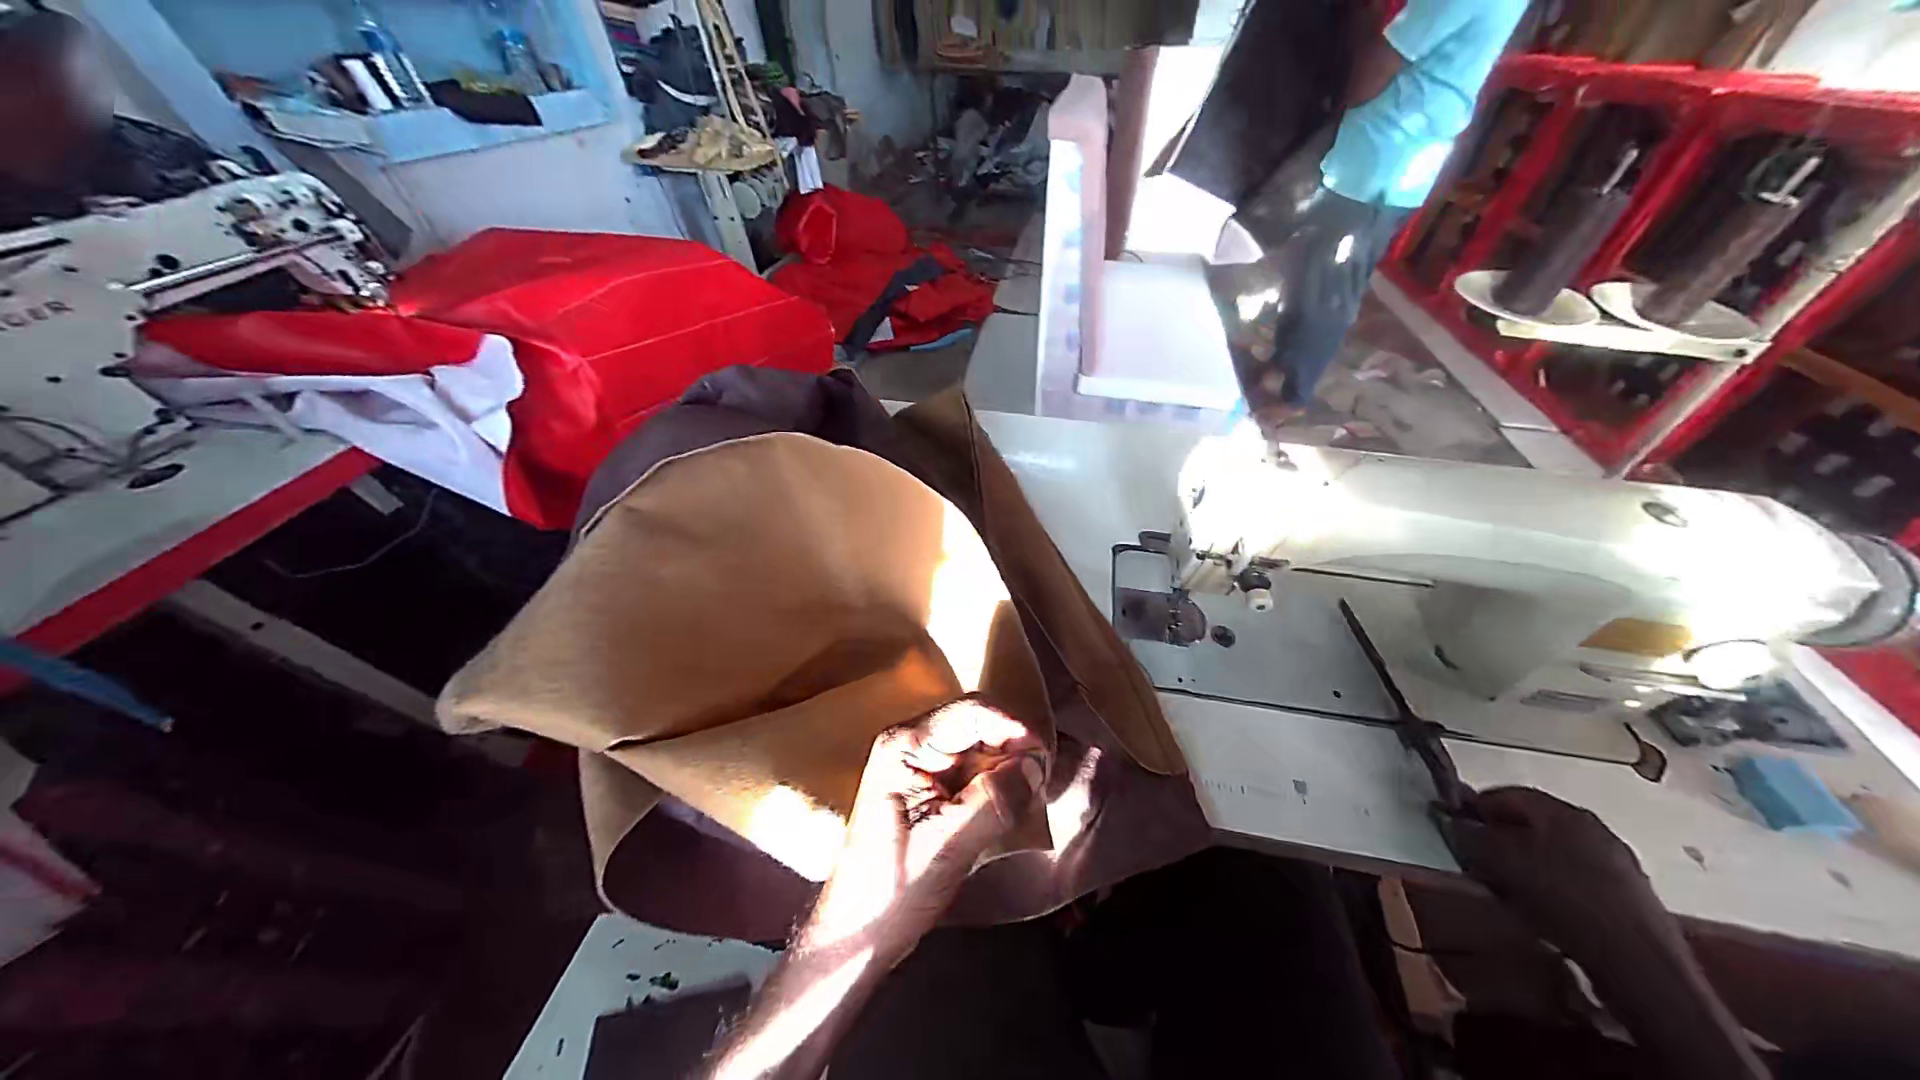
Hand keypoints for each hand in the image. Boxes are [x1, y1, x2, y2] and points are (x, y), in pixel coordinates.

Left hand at [808, 699, 1046, 963]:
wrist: (856, 935)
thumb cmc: (890, 892)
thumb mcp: (946, 847)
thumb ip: (992, 802)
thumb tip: (1033, 767)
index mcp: (905, 746)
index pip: (973, 712)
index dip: (1014, 727)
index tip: (1044, 758)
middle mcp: (912, 744)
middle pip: (981, 726)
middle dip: (1015, 752)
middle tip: (1040, 788)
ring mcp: (922, 765)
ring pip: (984, 749)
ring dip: (1011, 771)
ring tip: (1029, 804)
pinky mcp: (932, 787)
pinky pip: (978, 773)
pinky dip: (1000, 787)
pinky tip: (1013, 812)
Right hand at [1438, 787, 1678, 957]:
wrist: (1637, 960)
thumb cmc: (1561, 898)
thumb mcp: (1498, 861)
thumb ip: (1470, 835)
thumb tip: (1457, 824)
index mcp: (1560, 810)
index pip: (1502, 794)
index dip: (1473, 809)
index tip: (1456, 829)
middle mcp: (1592, 826)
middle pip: (1530, 823)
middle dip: (1501, 840)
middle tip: (1481, 863)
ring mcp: (1616, 860)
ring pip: (1553, 851)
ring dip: (1527, 864)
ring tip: (1511, 891)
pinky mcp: (1630, 894)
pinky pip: (1576, 877)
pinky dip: (1555, 886)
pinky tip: (1547, 910)